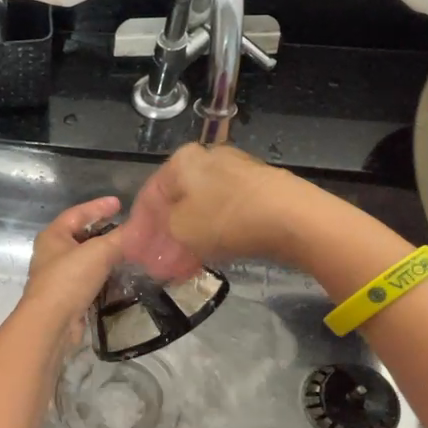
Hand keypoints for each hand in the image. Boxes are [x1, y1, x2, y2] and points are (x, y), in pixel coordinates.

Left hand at [20, 197, 126, 337]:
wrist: (51, 323)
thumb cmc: (68, 279)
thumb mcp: (98, 252)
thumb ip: (120, 238)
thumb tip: (140, 229)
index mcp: (52, 236)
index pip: (77, 213)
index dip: (98, 206)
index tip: (119, 203)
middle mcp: (52, 254)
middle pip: (81, 236)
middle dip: (104, 232)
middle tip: (128, 228)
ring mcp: (59, 277)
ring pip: (87, 260)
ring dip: (107, 256)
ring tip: (131, 251)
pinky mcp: (68, 297)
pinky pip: (90, 281)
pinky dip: (105, 276)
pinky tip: (122, 276)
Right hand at [115, 144, 321, 281]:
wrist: (293, 218)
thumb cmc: (224, 219)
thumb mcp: (178, 230)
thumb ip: (159, 236)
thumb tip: (153, 248)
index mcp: (181, 161)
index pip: (148, 197)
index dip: (138, 229)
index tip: (134, 254)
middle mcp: (207, 159)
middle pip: (176, 203)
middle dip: (164, 236)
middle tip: (156, 263)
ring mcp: (236, 173)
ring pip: (200, 211)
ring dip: (186, 240)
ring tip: (180, 267)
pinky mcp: (258, 190)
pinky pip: (223, 214)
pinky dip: (211, 235)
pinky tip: (206, 257)